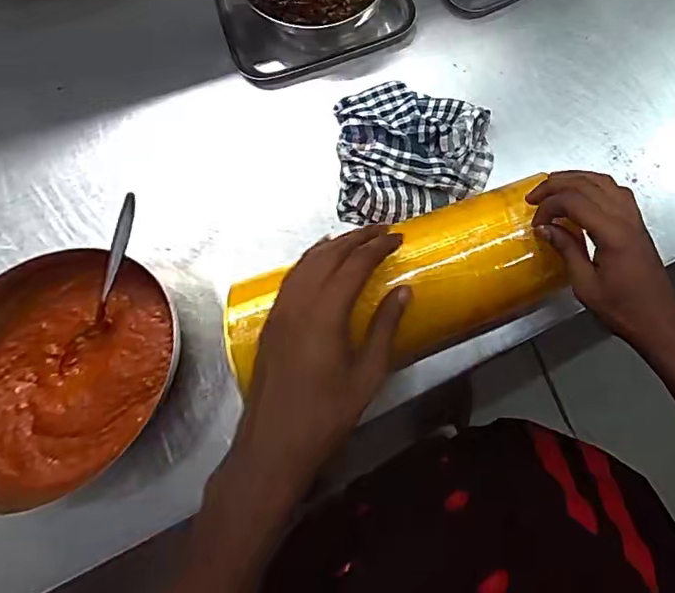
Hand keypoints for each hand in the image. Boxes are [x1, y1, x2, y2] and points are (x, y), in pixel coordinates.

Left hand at [231, 225, 409, 488]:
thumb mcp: (367, 376)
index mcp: (324, 313)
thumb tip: (403, 292)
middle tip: (382, 230)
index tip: (398, 237)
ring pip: (307, 261)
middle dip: (357, 237)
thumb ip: (385, 329)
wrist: (272, 444)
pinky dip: (311, 259)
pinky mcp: (272, 319)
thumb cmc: (326, 416)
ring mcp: (281, 308)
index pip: (354, 265)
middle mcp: (299, 302)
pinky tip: (321, 260)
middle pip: (329, 255)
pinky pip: (293, 275)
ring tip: (357, 238)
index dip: (377, 247)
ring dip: (333, 245)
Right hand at [528, 171, 674, 360]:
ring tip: (553, 188)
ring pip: (602, 181)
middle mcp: (626, 220)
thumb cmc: (624, 310)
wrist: (660, 324)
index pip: (573, 201)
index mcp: (613, 234)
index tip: (537, 223)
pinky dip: (594, 185)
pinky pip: (615, 191)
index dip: (549, 206)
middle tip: (535, 197)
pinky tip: (581, 194)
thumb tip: (545, 228)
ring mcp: (634, 220)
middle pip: (586, 184)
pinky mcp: (638, 224)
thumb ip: (566, 250)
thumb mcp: (585, 285)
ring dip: (574, 179)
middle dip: (555, 186)